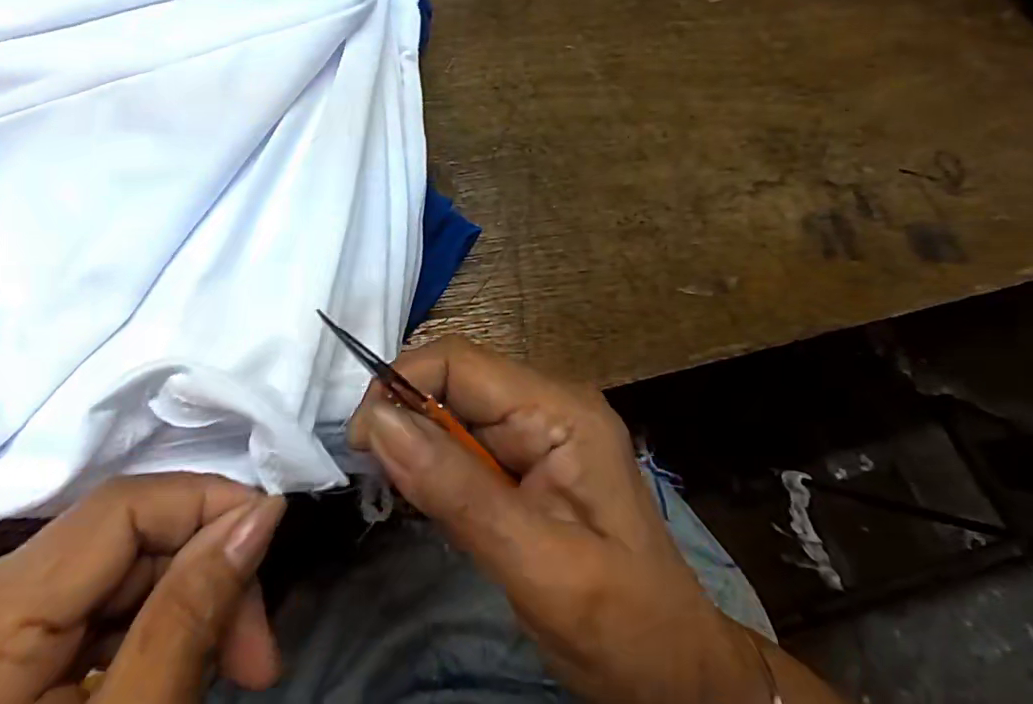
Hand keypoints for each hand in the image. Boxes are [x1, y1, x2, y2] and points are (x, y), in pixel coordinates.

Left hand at [0, 474, 285, 703]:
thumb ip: (187, 618)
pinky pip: (67, 612)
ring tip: (219, 673)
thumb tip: (261, 513)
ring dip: (172, 609)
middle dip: (199, 580)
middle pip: (116, 540)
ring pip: (99, 574)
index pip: (125, 503)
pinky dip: (127, 634)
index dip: (213, 507)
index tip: (272, 565)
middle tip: (256, 658)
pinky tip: (155, 678)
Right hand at [347, 336, 777, 703]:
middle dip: (404, 419)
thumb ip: (459, 492)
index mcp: (561, 411)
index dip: (401, 387)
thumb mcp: (538, 563)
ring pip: (452, 415)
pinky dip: (433, 470)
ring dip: (414, 447)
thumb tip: (379, 423)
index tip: (359, 445)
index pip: (460, 363)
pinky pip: (464, 448)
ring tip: (393, 496)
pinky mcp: (527, 466)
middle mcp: (548, 406)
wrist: (673, 669)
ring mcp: (539, 435)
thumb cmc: (622, 621)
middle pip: (453, 383)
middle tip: (371, 479)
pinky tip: (423, 503)